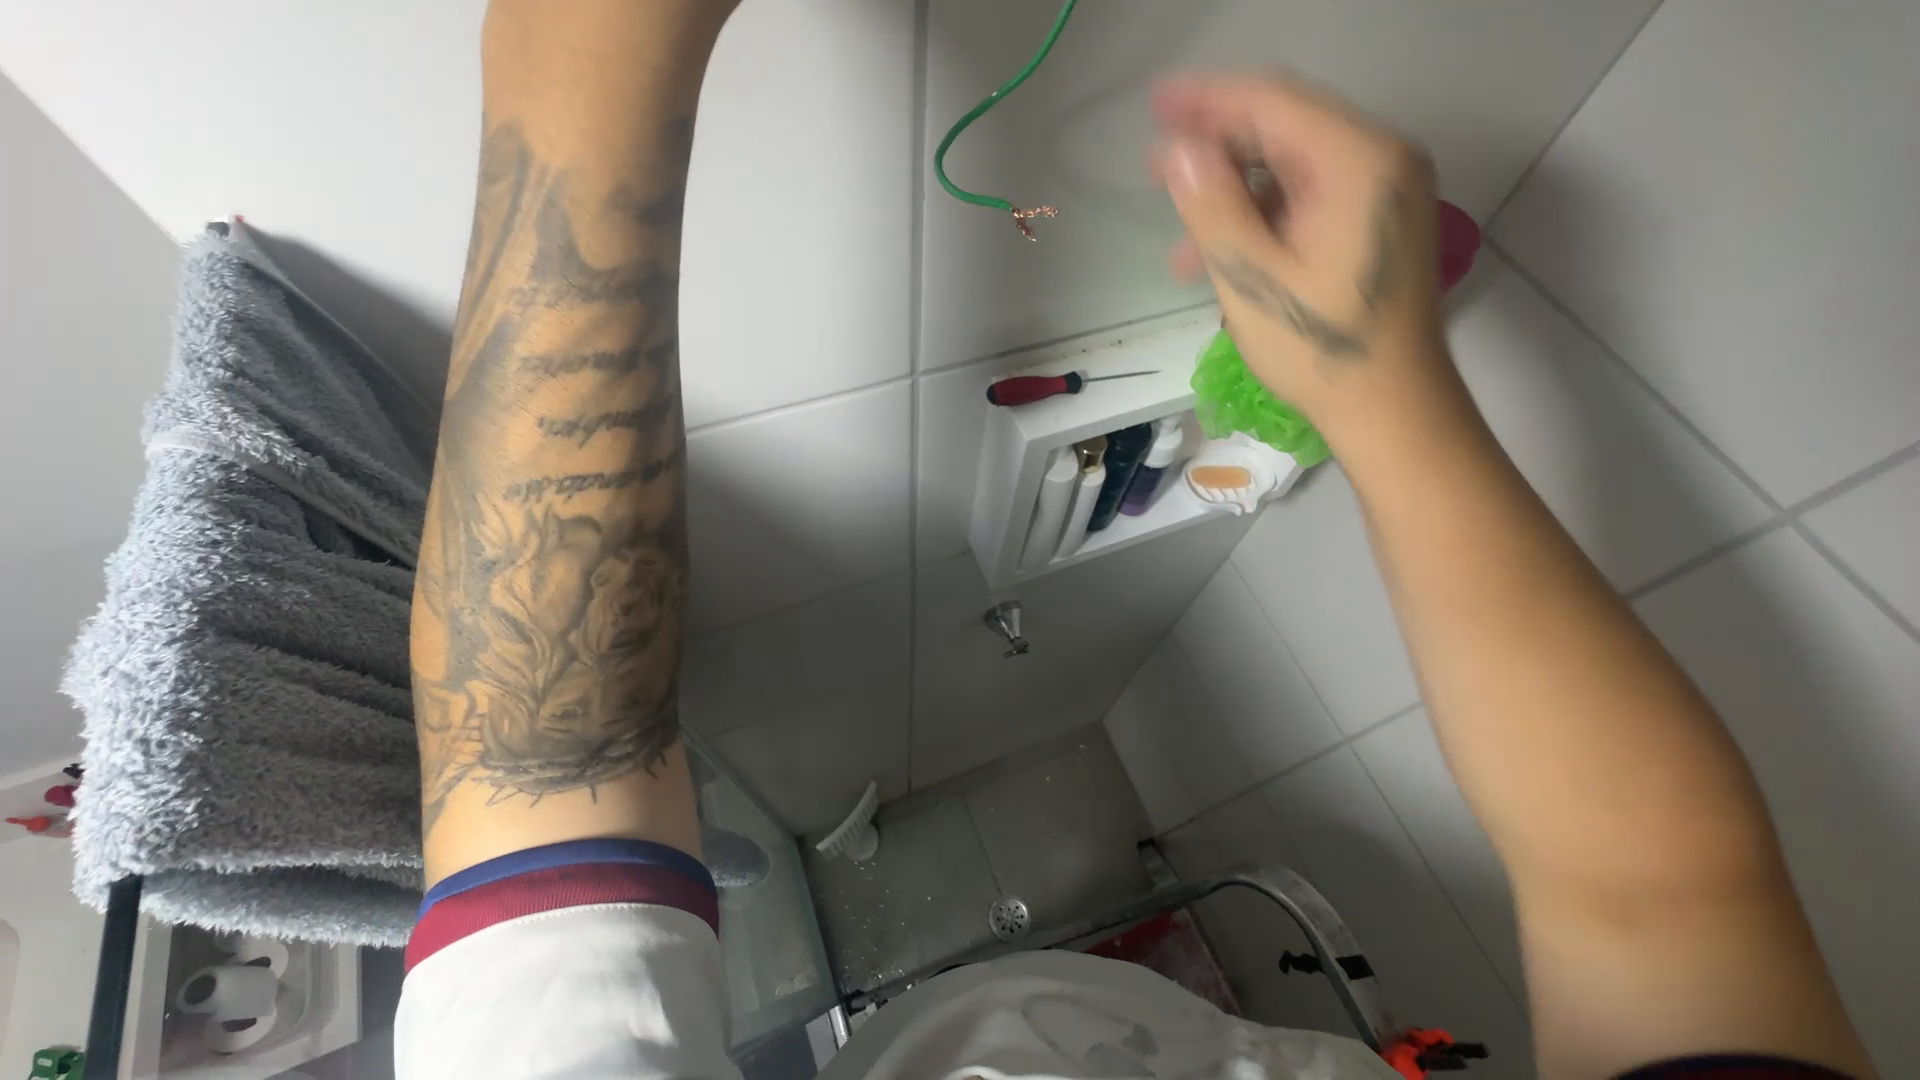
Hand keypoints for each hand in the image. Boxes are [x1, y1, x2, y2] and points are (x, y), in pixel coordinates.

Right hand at [1152, 74, 1447, 425]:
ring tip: (1177, 225)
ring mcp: (1383, 192)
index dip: (1207, 100)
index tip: (1155, 104)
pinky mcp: (1376, 224)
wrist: (1392, 407)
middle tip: (1155, 166)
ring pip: (1292, 168)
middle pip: (1285, 128)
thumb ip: (1212, 207)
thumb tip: (1179, 153)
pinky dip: (1263, 217)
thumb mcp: (1252, 280)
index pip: (1272, 104)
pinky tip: (1219, 253)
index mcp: (1357, 161)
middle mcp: (1380, 161)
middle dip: (1216, 146)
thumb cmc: (1321, 348)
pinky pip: (1310, 199)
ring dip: (1234, 191)